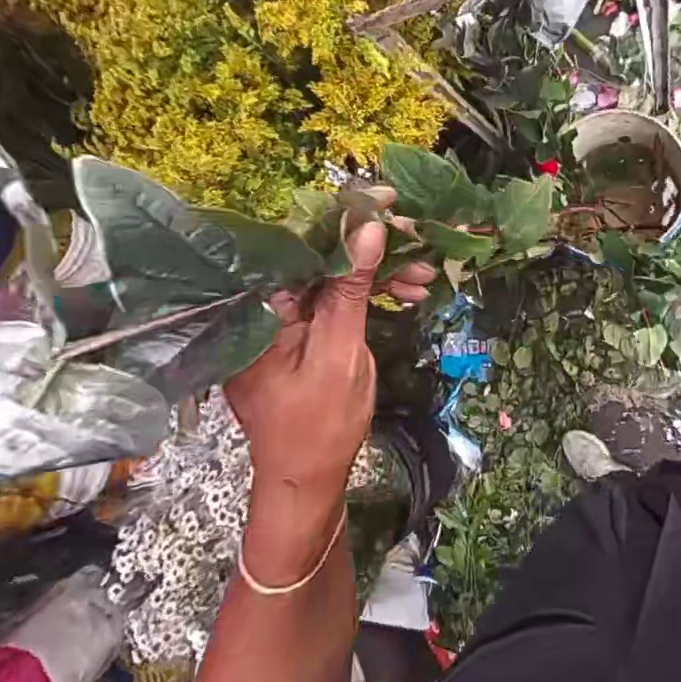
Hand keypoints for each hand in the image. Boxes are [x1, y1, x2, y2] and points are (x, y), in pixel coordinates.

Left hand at [224, 190, 433, 534]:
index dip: (347, 219)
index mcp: (257, 307)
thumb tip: (366, 228)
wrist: (306, 480)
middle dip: (371, 249)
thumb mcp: (340, 354)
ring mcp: (279, 320)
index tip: (389, 202)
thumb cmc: (319, 427)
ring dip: (377, 274)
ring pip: (330, 278)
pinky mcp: (297, 332)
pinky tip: (404, 293)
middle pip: (317, 258)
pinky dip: (366, 297)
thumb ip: (349, 290)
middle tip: (418, 241)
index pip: (300, 244)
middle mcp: (259, 306)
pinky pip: (332, 301)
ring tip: (423, 277)